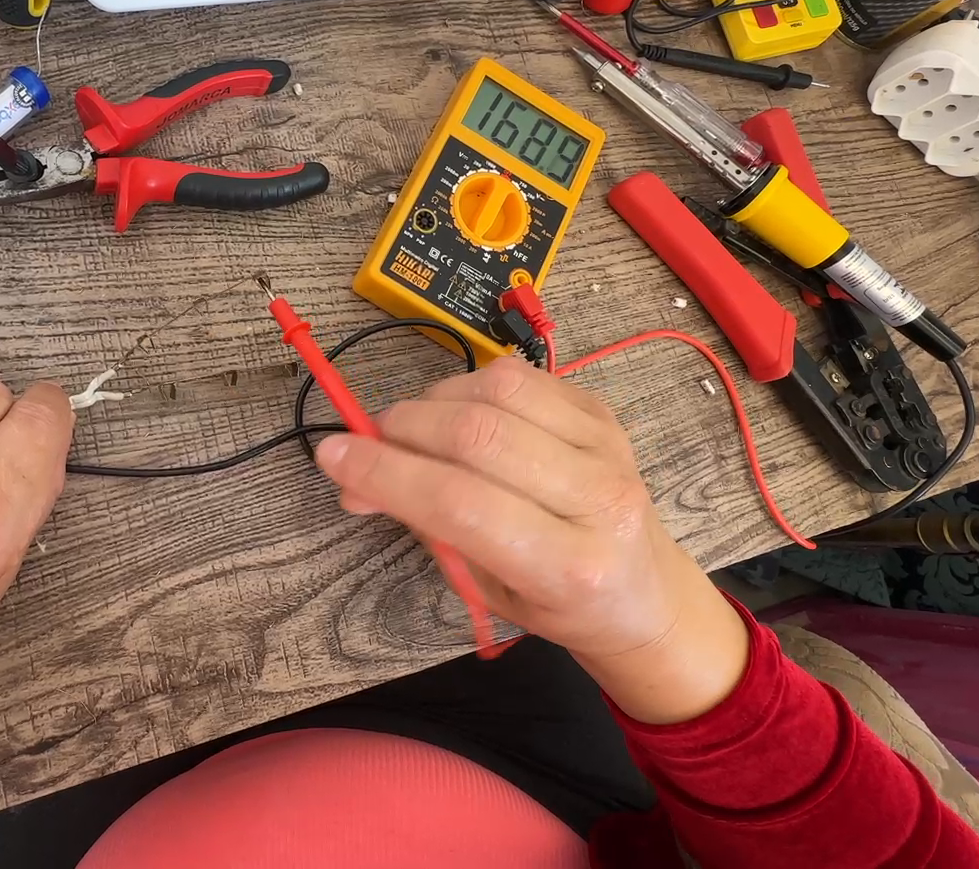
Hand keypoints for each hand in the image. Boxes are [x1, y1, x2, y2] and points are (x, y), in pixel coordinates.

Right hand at [313, 357, 748, 723]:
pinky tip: (454, 411)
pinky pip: (515, 375)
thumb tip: (351, 479)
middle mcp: (598, 498)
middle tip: (366, 441)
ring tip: (411, 428)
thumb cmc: (554, 603)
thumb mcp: (482, 585)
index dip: (387, 472)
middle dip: (400, 429)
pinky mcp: (601, 409)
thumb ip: (421, 523)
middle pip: (476, 435)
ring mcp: (606, 445)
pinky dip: (465, 385)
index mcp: (568, 567)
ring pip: (495, 390)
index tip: (332, 455)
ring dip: (430, 401)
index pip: (460, 503)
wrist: (645, 593)